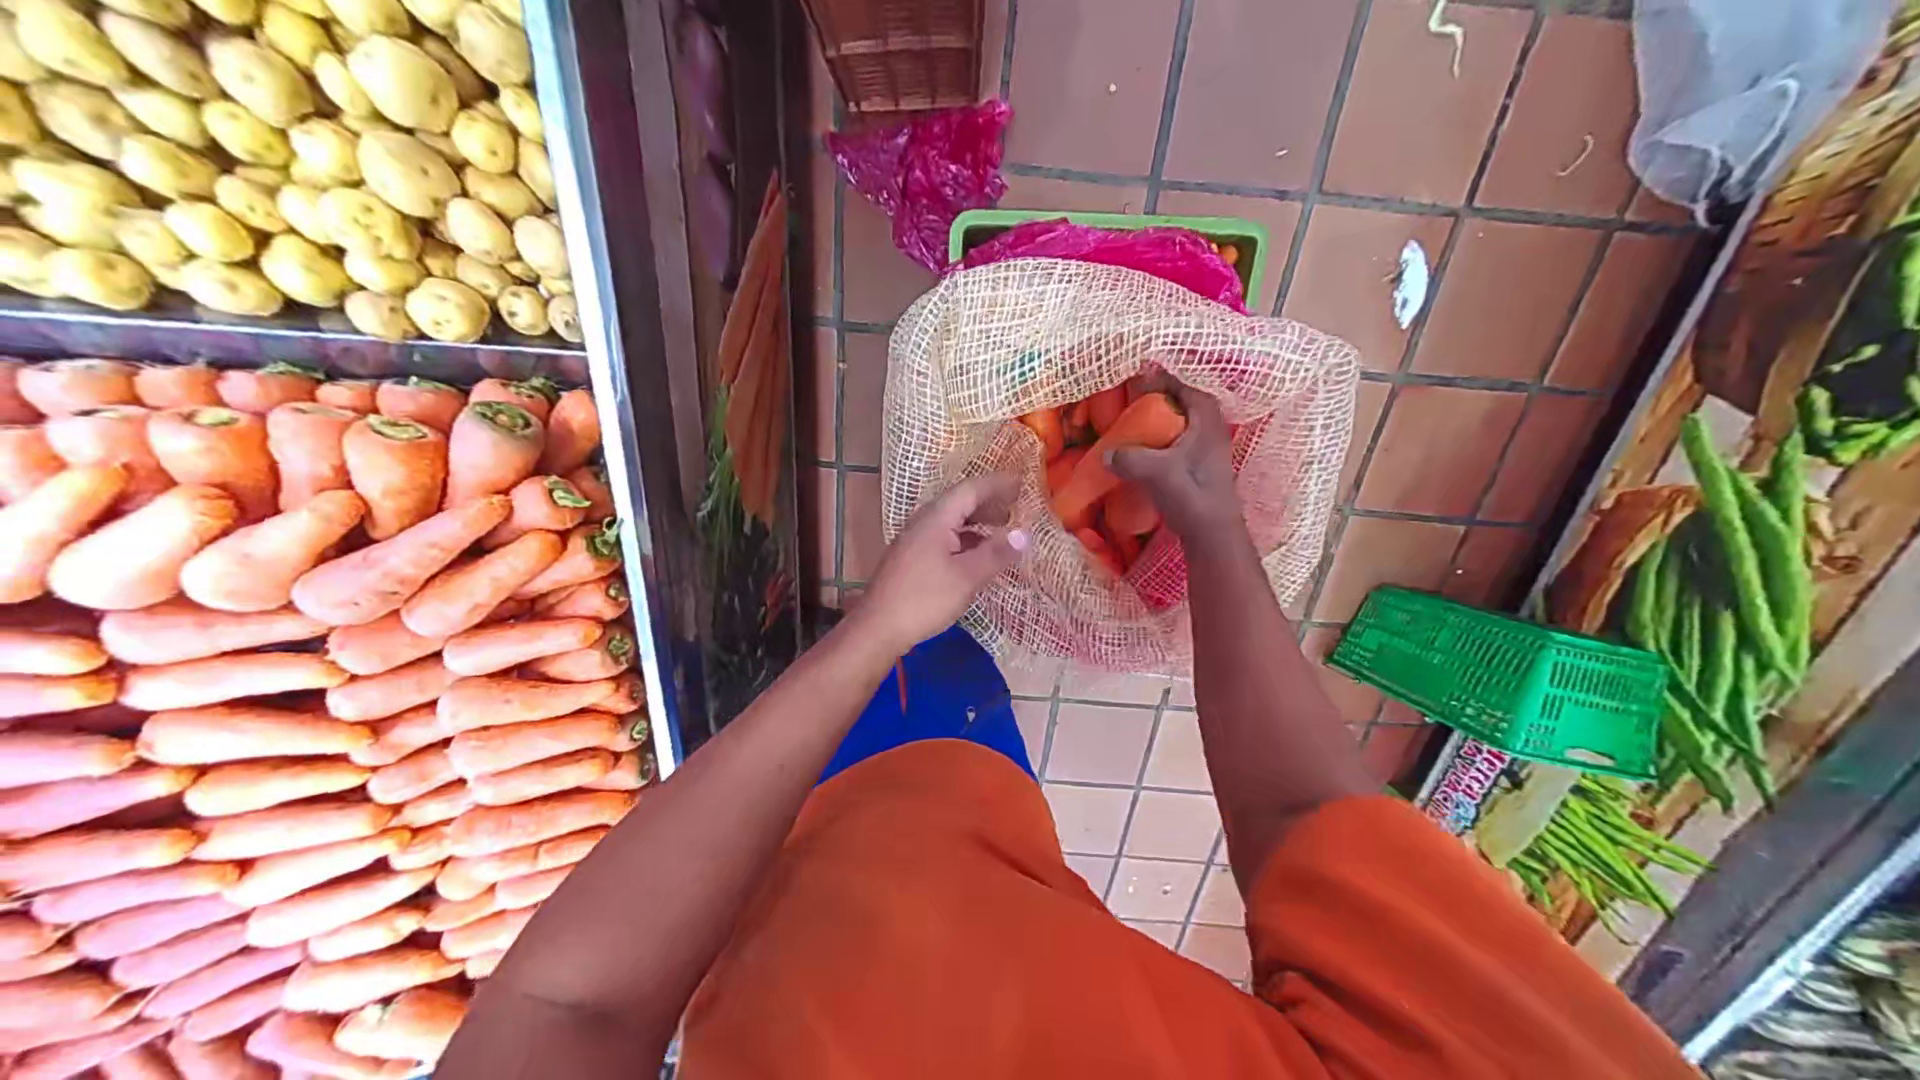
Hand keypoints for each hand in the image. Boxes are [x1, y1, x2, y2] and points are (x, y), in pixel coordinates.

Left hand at [845, 473, 1028, 655]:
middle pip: (959, 502)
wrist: (878, 628)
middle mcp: (923, 522)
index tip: (1022, 483)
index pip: (970, 489)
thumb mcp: (967, 577)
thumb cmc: (924, 599)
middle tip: (1016, 506)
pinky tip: (977, 554)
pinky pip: (944, 537)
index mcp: (936, 518)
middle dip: (989, 501)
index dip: (997, 484)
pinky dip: (965, 538)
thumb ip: (996, 553)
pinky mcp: (911, 558)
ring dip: (978, 521)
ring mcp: (914, 540)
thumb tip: (1024, 534)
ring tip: (1002, 529)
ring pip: (951, 521)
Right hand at [1109, 380, 1242, 538]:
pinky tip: (1140, 448)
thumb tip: (1106, 454)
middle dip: (1152, 398)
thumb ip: (1130, 459)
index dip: (1155, 378)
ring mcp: (1205, 444)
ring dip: (1154, 419)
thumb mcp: (1158, 474)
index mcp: (1206, 416)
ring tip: (1127, 422)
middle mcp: (1209, 425)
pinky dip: (1157, 437)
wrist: (1212, 534)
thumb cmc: (1192, 497)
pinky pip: (1174, 438)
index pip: (1179, 383)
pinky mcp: (1198, 462)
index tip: (1129, 379)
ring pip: (1176, 420)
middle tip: (1123, 401)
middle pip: (1177, 400)